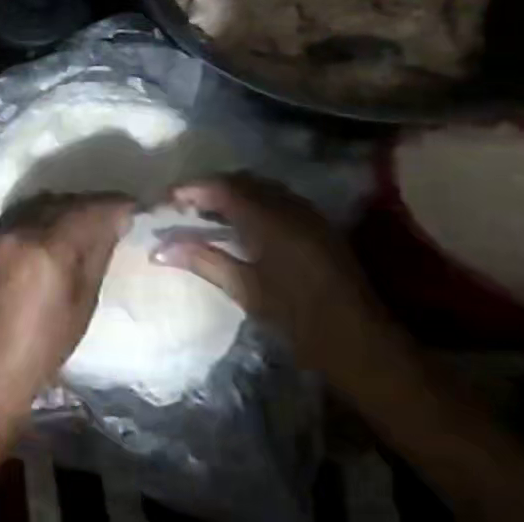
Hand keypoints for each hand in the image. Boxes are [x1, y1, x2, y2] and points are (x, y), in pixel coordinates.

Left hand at [0, 192, 135, 409]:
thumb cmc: (46, 344)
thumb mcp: (84, 301)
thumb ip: (98, 253)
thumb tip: (116, 222)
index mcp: (51, 249)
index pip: (90, 210)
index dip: (115, 205)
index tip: (133, 207)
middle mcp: (25, 229)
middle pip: (67, 201)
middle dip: (93, 204)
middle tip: (114, 215)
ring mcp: (4, 230)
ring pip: (45, 201)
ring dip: (69, 205)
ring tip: (86, 219)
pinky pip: (25, 211)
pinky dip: (45, 212)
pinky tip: (56, 225)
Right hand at [157, 173, 403, 371]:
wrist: (362, 343)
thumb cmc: (300, 320)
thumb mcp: (246, 290)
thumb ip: (204, 260)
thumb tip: (160, 248)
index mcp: (269, 218)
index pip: (222, 187)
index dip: (192, 189)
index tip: (166, 199)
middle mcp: (289, 204)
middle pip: (241, 181)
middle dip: (210, 188)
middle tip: (183, 206)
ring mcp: (307, 211)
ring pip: (260, 187)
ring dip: (232, 193)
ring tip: (206, 213)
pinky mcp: (316, 223)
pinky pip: (277, 198)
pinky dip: (253, 201)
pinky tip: (241, 224)